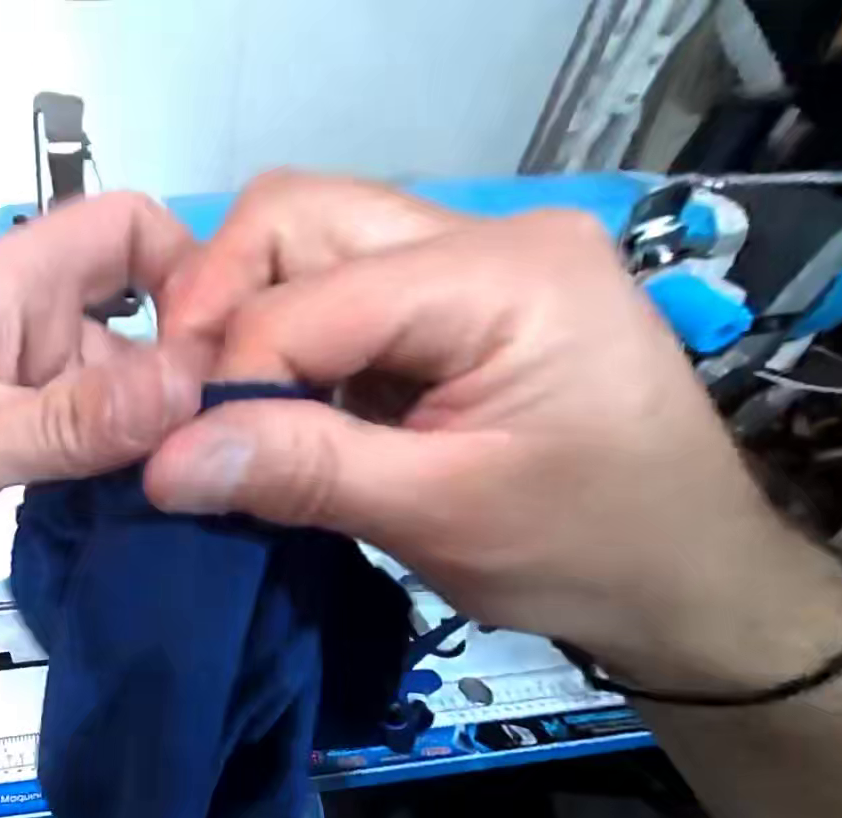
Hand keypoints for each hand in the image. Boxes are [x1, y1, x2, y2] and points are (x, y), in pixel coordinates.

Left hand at [0, 193, 205, 563]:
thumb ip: (67, 421)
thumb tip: (187, 389)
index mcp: (13, 286)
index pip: (126, 225)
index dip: (187, 267)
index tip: (218, 352)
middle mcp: (35, 321)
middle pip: (144, 311)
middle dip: (190, 365)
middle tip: (229, 440)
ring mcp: (34, 377)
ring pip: (127, 379)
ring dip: (163, 422)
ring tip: (206, 478)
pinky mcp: (30, 424)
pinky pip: (100, 426)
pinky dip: (129, 453)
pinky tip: (152, 494)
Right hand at [143, 171, 841, 687]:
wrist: (678, 575)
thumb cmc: (583, 548)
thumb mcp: (436, 515)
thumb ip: (300, 473)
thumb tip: (163, 467)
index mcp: (498, 273)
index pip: (304, 298)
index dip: (225, 376)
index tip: (181, 458)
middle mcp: (475, 236)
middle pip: (291, 219)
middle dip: (217, 310)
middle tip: (194, 407)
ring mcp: (456, 263)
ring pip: (298, 246)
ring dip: (241, 323)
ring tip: (230, 409)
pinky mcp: (436, 306)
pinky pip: (322, 294)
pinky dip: (276, 346)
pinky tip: (275, 404)